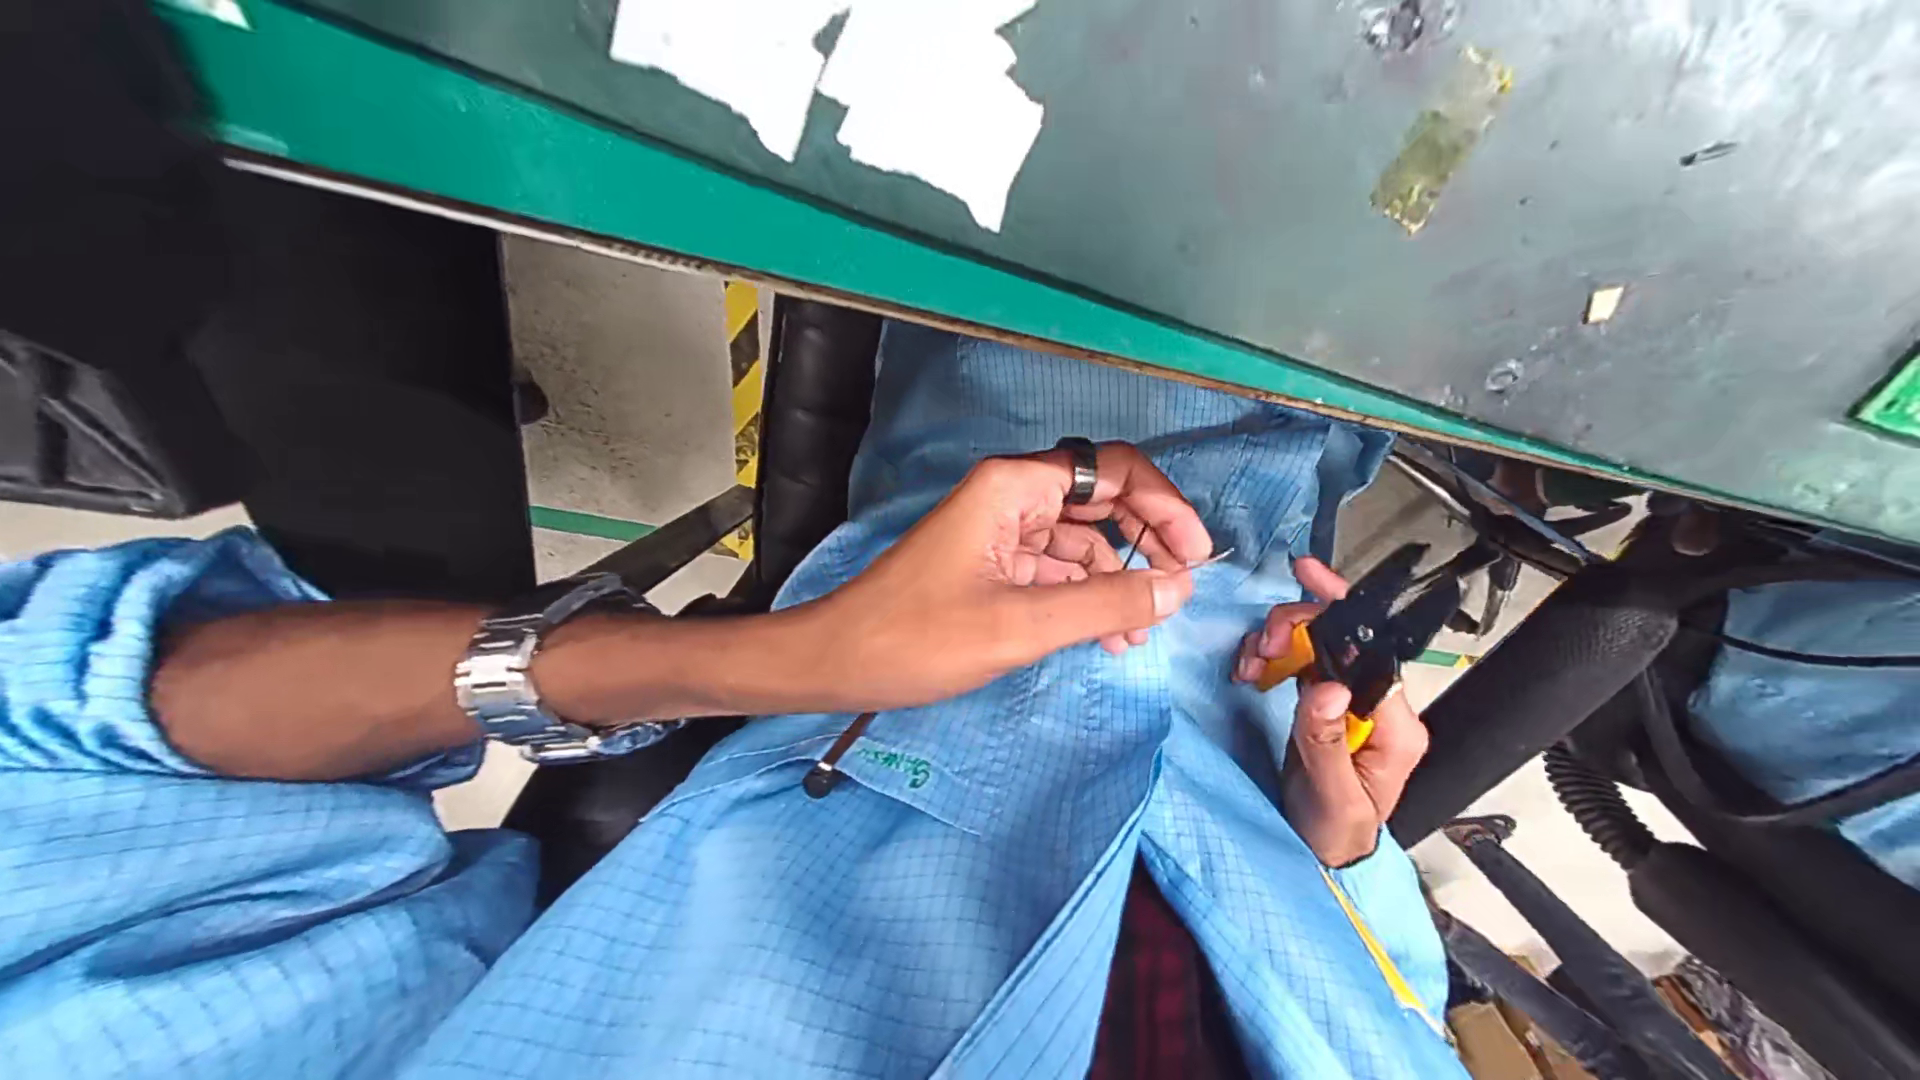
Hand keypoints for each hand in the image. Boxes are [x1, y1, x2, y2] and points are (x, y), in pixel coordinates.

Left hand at [794, 440, 1212, 710]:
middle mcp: (1010, 495)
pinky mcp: (992, 564)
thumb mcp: (1020, 624)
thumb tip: (1177, 587)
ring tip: (1139, 632)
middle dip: (1145, 542)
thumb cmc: (918, 637)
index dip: (1163, 505)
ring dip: (1115, 581)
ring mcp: (1000, 531)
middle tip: (1179, 590)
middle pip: (1101, 501)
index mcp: (1013, 486)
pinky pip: (1054, 570)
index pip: (1113, 468)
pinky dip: (1083, 596)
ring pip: (1079, 541)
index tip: (1194, 554)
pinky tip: (1105, 634)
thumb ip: (1105, 603)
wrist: (838, 660)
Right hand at [1231, 557, 1429, 865]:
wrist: (1320, 851)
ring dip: (1273, 642)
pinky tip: (1252, 670)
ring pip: (1311, 642)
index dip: (1342, 606)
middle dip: (1295, 628)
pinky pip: (1294, 659)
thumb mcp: (1334, 796)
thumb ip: (1327, 741)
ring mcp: (1343, 698)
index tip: (1308, 576)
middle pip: (1338, 636)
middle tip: (1260, 652)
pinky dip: (1266, 654)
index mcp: (1394, 725)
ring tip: (1251, 667)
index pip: (1374, 649)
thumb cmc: (1335, 833)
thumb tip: (1325, 686)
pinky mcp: (1317, 701)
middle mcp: (1373, 702)